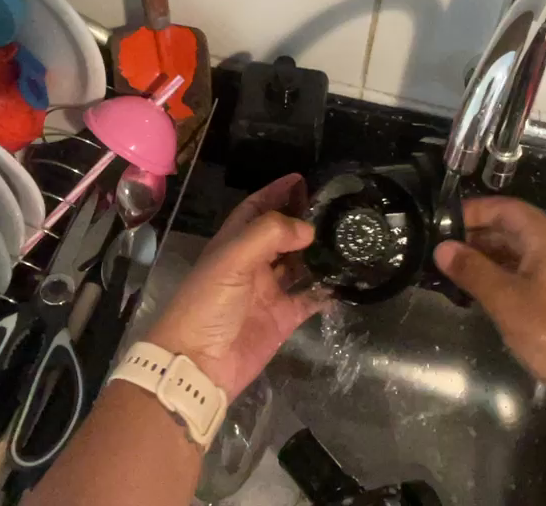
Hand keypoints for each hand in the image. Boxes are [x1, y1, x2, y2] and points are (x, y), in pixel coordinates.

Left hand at [145, 174, 324, 396]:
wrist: (198, 365)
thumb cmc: (208, 303)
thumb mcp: (232, 259)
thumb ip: (270, 234)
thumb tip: (308, 228)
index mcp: (235, 242)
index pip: (258, 207)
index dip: (278, 191)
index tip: (304, 179)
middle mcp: (254, 262)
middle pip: (283, 234)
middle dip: (305, 220)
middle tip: (337, 208)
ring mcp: (270, 290)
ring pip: (300, 263)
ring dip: (319, 252)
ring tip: (347, 237)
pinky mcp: (284, 317)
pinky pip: (310, 298)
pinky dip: (326, 289)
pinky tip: (346, 278)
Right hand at [432, 197, 545, 418]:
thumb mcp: (507, 303)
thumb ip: (473, 271)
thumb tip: (441, 247)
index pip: (504, 207)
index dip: (472, 211)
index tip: (440, 223)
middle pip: (512, 228)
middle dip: (476, 236)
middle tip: (440, 251)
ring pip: (519, 252)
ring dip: (488, 259)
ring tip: (453, 272)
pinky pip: (529, 273)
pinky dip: (504, 277)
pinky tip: (482, 293)